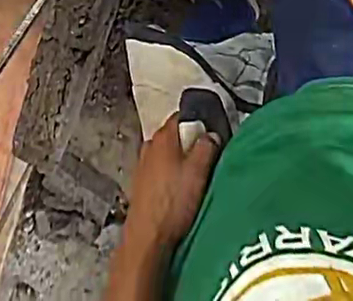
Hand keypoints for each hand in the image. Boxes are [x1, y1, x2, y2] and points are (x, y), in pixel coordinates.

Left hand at [121, 115, 219, 257]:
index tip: (211, 134)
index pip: (182, 116)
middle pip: (174, 135)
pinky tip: (177, 192)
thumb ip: (207, 147)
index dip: (198, 122)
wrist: (147, 238)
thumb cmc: (173, 203)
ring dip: (179, 161)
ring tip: (193, 179)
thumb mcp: (198, 172)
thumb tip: (211, 134)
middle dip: (189, 143)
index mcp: (163, 136)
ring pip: (167, 154)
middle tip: (206, 159)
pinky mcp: (140, 183)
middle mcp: (150, 144)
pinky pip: (159, 170)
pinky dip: (169, 175)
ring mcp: (143, 164)